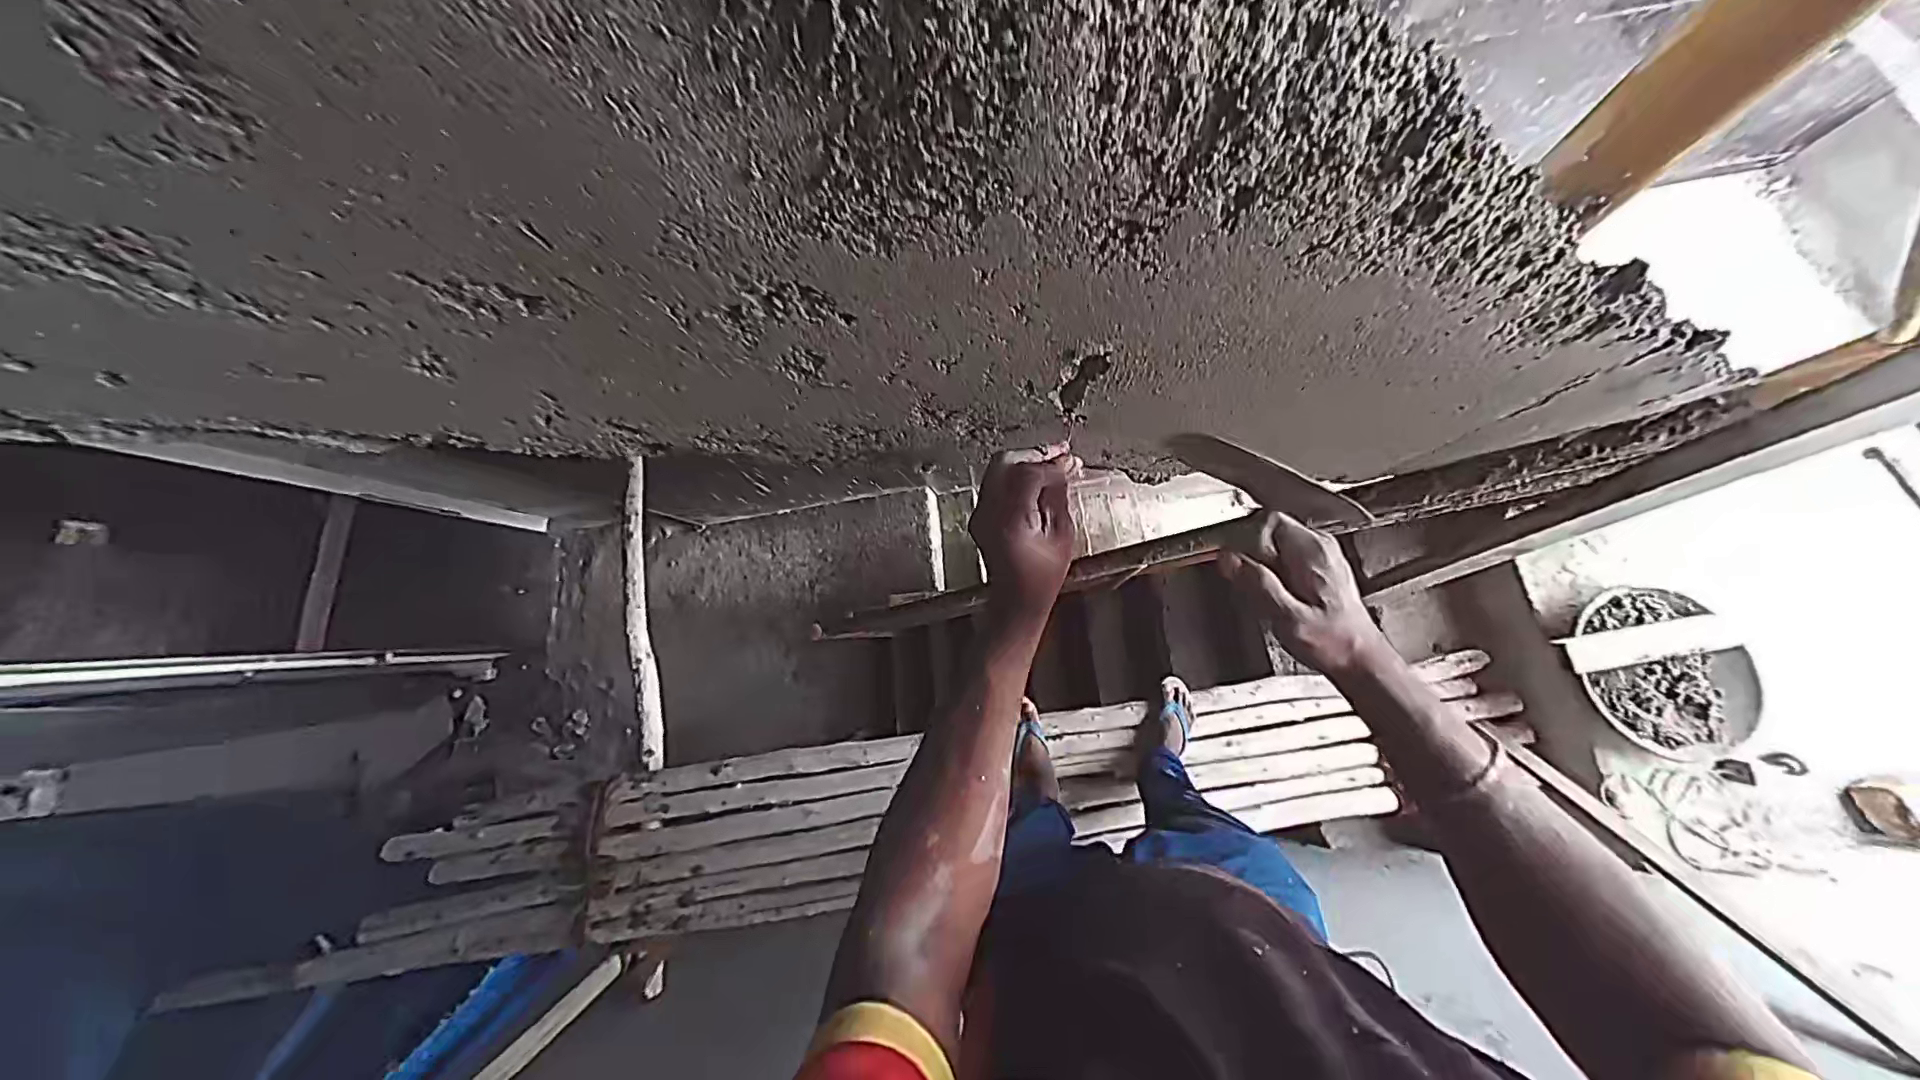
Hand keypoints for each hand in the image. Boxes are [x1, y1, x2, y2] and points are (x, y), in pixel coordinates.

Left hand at [969, 443, 1080, 619]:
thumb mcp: (1062, 537)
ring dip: (1024, 462)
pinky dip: (1015, 476)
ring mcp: (980, 514)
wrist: (1015, 602)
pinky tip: (1036, 480)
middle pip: (1005, 462)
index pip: (1028, 474)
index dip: (1051, 463)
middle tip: (1060, 453)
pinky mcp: (979, 517)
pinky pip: (995, 484)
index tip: (1070, 461)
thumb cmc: (1042, 578)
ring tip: (1051, 464)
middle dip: (1034, 454)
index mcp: (1011, 519)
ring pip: (998, 469)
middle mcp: (989, 512)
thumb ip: (1059, 498)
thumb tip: (1063, 470)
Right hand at [1217, 510, 1391, 677]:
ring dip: (1257, 561)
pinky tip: (1272, 593)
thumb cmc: (1334, 642)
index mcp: (1313, 553)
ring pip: (1273, 539)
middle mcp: (1319, 547)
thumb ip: (1258, 585)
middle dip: (1248, 551)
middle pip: (1269, 526)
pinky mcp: (1316, 567)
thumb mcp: (1289, 618)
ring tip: (1262, 591)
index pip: (1268, 521)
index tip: (1235, 563)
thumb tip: (1229, 559)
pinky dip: (1268, 569)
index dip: (1244, 539)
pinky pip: (1281, 553)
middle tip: (1246, 580)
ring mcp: (1320, 555)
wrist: (1360, 659)